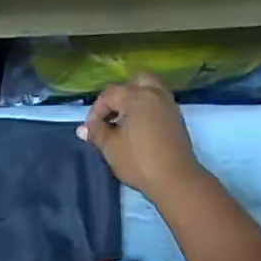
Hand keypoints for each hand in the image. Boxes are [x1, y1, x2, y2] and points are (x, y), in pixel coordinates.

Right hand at [77, 73, 210, 196]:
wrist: (174, 178)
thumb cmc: (138, 161)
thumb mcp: (110, 148)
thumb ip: (96, 133)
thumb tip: (84, 128)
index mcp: (137, 96)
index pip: (110, 94)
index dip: (96, 111)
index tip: (91, 130)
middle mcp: (155, 93)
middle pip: (134, 83)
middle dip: (118, 97)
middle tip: (110, 117)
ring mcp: (169, 104)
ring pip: (149, 89)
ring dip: (134, 100)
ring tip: (124, 122)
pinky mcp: (176, 117)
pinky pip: (158, 102)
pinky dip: (146, 108)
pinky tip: (138, 128)